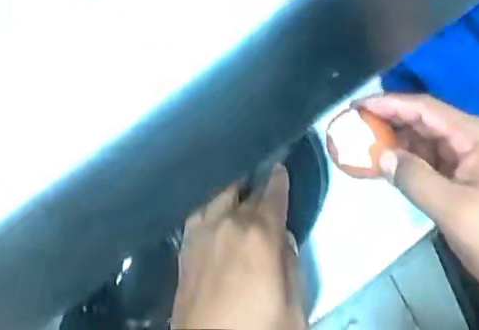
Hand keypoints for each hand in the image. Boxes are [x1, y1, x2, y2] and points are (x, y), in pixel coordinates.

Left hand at [172, 164, 307, 329]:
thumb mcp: (293, 310)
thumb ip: (291, 268)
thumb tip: (284, 240)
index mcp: (260, 234)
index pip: (273, 193)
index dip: (279, 179)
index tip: (281, 167)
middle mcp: (230, 222)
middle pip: (247, 193)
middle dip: (258, 185)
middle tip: (265, 179)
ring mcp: (203, 231)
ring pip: (220, 195)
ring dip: (233, 190)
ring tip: (240, 190)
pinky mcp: (185, 246)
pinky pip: (200, 211)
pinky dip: (210, 204)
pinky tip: (214, 208)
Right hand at [359, 93, 478, 329]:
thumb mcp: (456, 212)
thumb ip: (415, 178)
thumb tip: (383, 156)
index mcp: (477, 135)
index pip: (424, 108)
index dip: (388, 104)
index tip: (356, 105)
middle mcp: (477, 141)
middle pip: (425, 121)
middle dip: (390, 123)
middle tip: (354, 126)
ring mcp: (478, 163)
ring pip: (429, 143)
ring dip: (399, 144)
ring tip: (365, 146)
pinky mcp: (476, 184)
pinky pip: (437, 164)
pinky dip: (413, 164)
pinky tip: (392, 169)